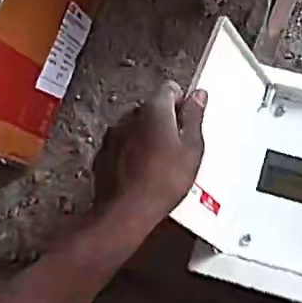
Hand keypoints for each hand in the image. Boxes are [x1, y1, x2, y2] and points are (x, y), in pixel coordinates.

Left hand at [105, 83, 206, 227]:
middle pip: (153, 108)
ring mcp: (114, 135)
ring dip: (148, 137)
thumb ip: (194, 116)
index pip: (170, 89)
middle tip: (180, 146)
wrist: (125, 214)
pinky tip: (143, 173)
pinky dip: (132, 153)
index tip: (190, 121)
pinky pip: (123, 145)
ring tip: (162, 164)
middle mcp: (130, 116)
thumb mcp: (192, 148)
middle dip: (166, 122)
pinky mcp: (103, 155)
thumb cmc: (162, 181)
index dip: (183, 103)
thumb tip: (198, 96)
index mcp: (154, 108)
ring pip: (137, 127)